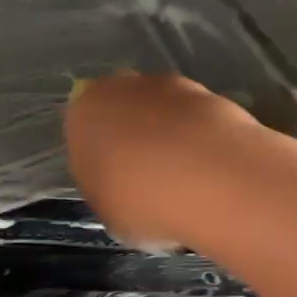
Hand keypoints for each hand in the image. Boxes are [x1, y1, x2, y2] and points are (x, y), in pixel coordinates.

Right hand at [64, 73, 262, 250]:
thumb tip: (119, 188)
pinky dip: (203, 140)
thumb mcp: (106, 209)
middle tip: (148, 178)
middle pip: (124, 111)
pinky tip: (212, 173)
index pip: (84, 127)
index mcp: (83, 111)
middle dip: (134, 137)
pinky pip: (199, 121)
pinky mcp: (213, 95)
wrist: (208, 179)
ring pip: (163, 112)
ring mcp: (170, 87)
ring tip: (187, 179)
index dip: (100, 154)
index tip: (114, 180)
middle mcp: (121, 88)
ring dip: (171, 136)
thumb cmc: (137, 198)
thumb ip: (105, 187)